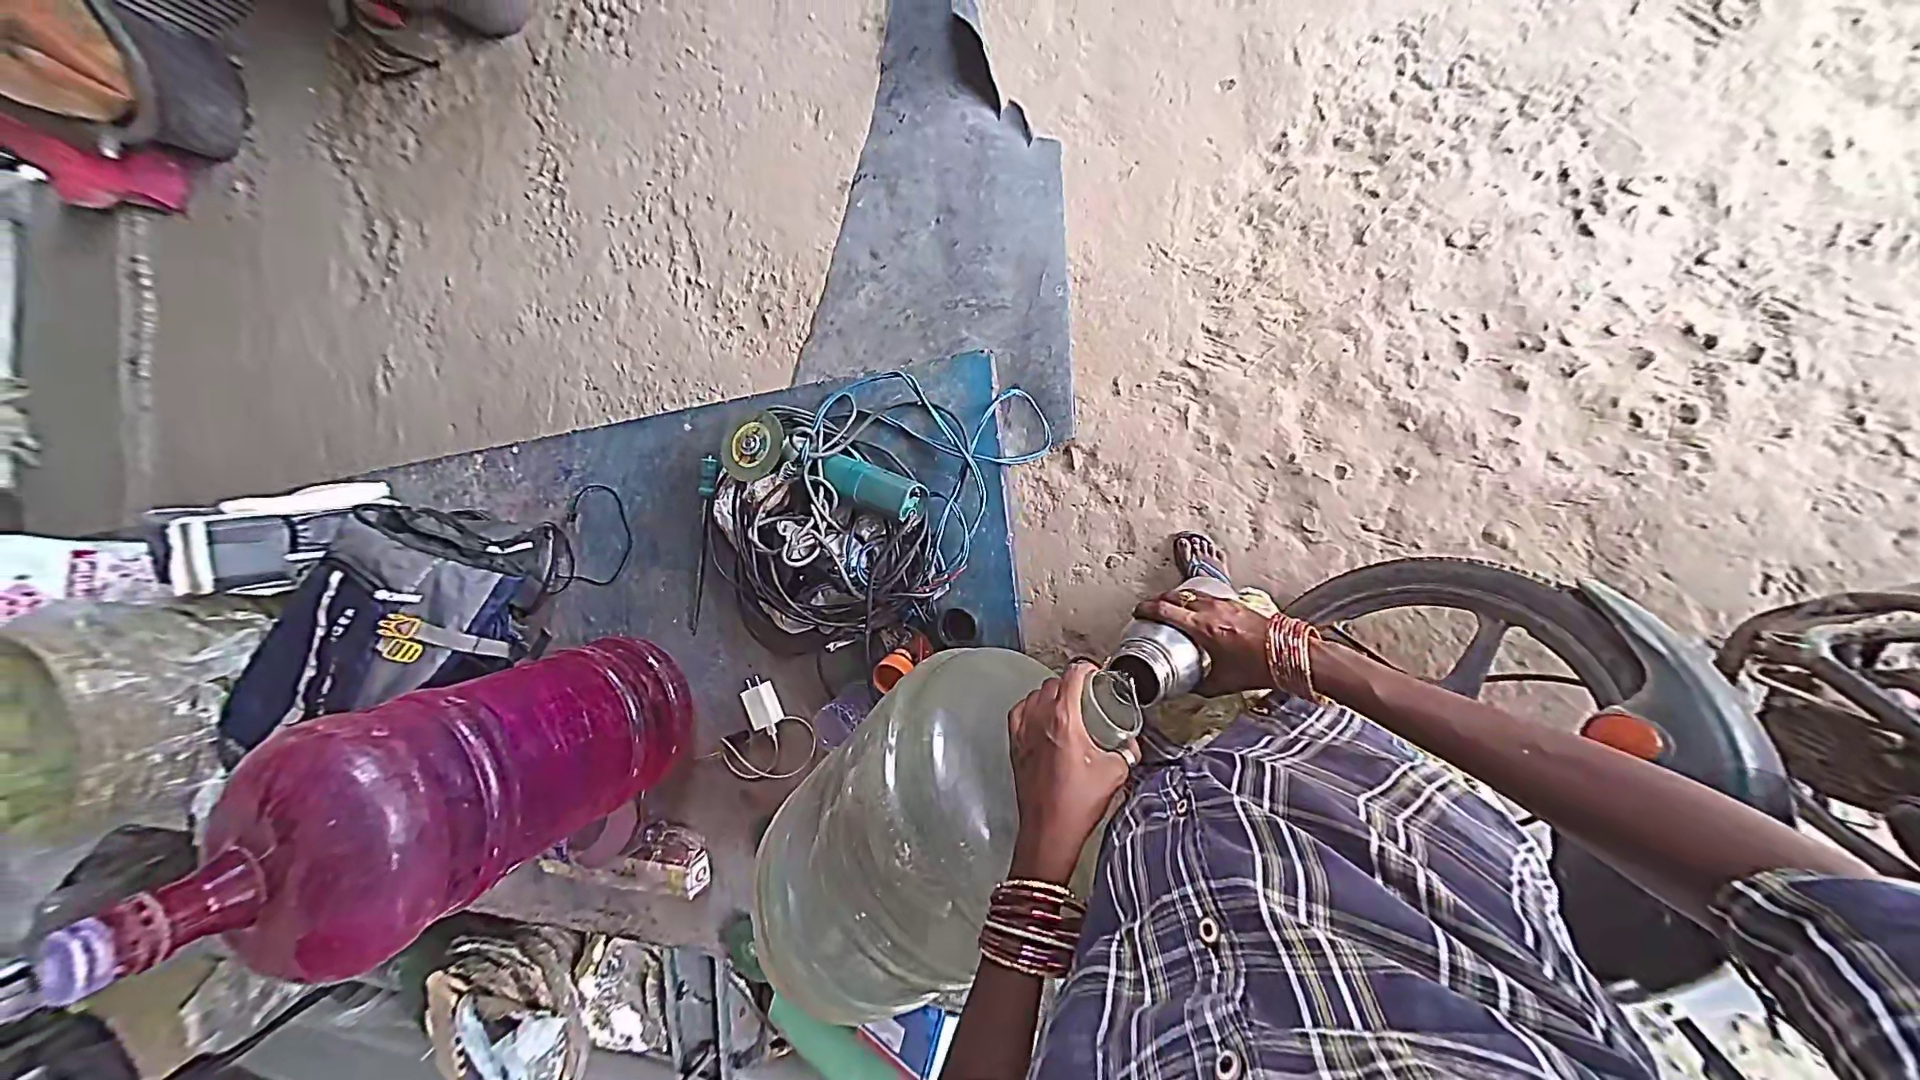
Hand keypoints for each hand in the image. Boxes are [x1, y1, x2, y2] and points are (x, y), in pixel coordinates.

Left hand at [1007, 662, 1136, 883]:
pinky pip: (1020, 711)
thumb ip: (1126, 751)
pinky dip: (1032, 708)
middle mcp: (1039, 718)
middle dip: (1072, 682)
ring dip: (1051, 694)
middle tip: (1087, 694)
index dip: (1087, 668)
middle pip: (1054, 682)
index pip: (1073, 674)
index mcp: (1064, 718)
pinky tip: (1042, 717)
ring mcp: (1023, 730)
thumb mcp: (1116, 773)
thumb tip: (1130, 745)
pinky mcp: (1014, 744)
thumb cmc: (1077, 803)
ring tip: (1067, 706)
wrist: (1049, 829)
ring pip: (1035, 694)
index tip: (1095, 673)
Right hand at [1133, 589, 1272, 695]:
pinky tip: (1197, 610)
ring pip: (1191, 593)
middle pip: (1174, 596)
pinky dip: (1195, 600)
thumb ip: (1200, 685)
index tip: (1138, 612)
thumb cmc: (1259, 667)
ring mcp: (1224, 604)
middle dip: (1158, 601)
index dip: (1146, 609)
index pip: (1164, 610)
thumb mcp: (1223, 682)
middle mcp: (1211, 610)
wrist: (1290, 655)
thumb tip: (1186, 688)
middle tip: (1150, 609)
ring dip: (1176, 598)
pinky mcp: (1236, 603)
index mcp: (1202, 628)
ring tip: (1170, 607)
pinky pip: (1207, 596)